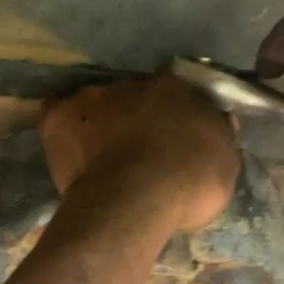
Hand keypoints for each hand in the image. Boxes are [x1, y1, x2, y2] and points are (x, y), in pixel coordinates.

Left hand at [40, 75, 239, 231]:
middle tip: (137, 154)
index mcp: (178, 89)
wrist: (134, 200)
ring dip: (101, 124)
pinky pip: (60, 119)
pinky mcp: (59, 118)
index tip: (173, 142)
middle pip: (135, 98)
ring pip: (97, 106)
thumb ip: (220, 139)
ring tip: (102, 159)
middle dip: (136, 120)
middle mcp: (134, 83)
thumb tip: (221, 123)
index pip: (177, 95)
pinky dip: (65, 133)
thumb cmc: (187, 186)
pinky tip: (70, 153)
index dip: (175, 119)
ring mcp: (93, 97)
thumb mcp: (224, 165)